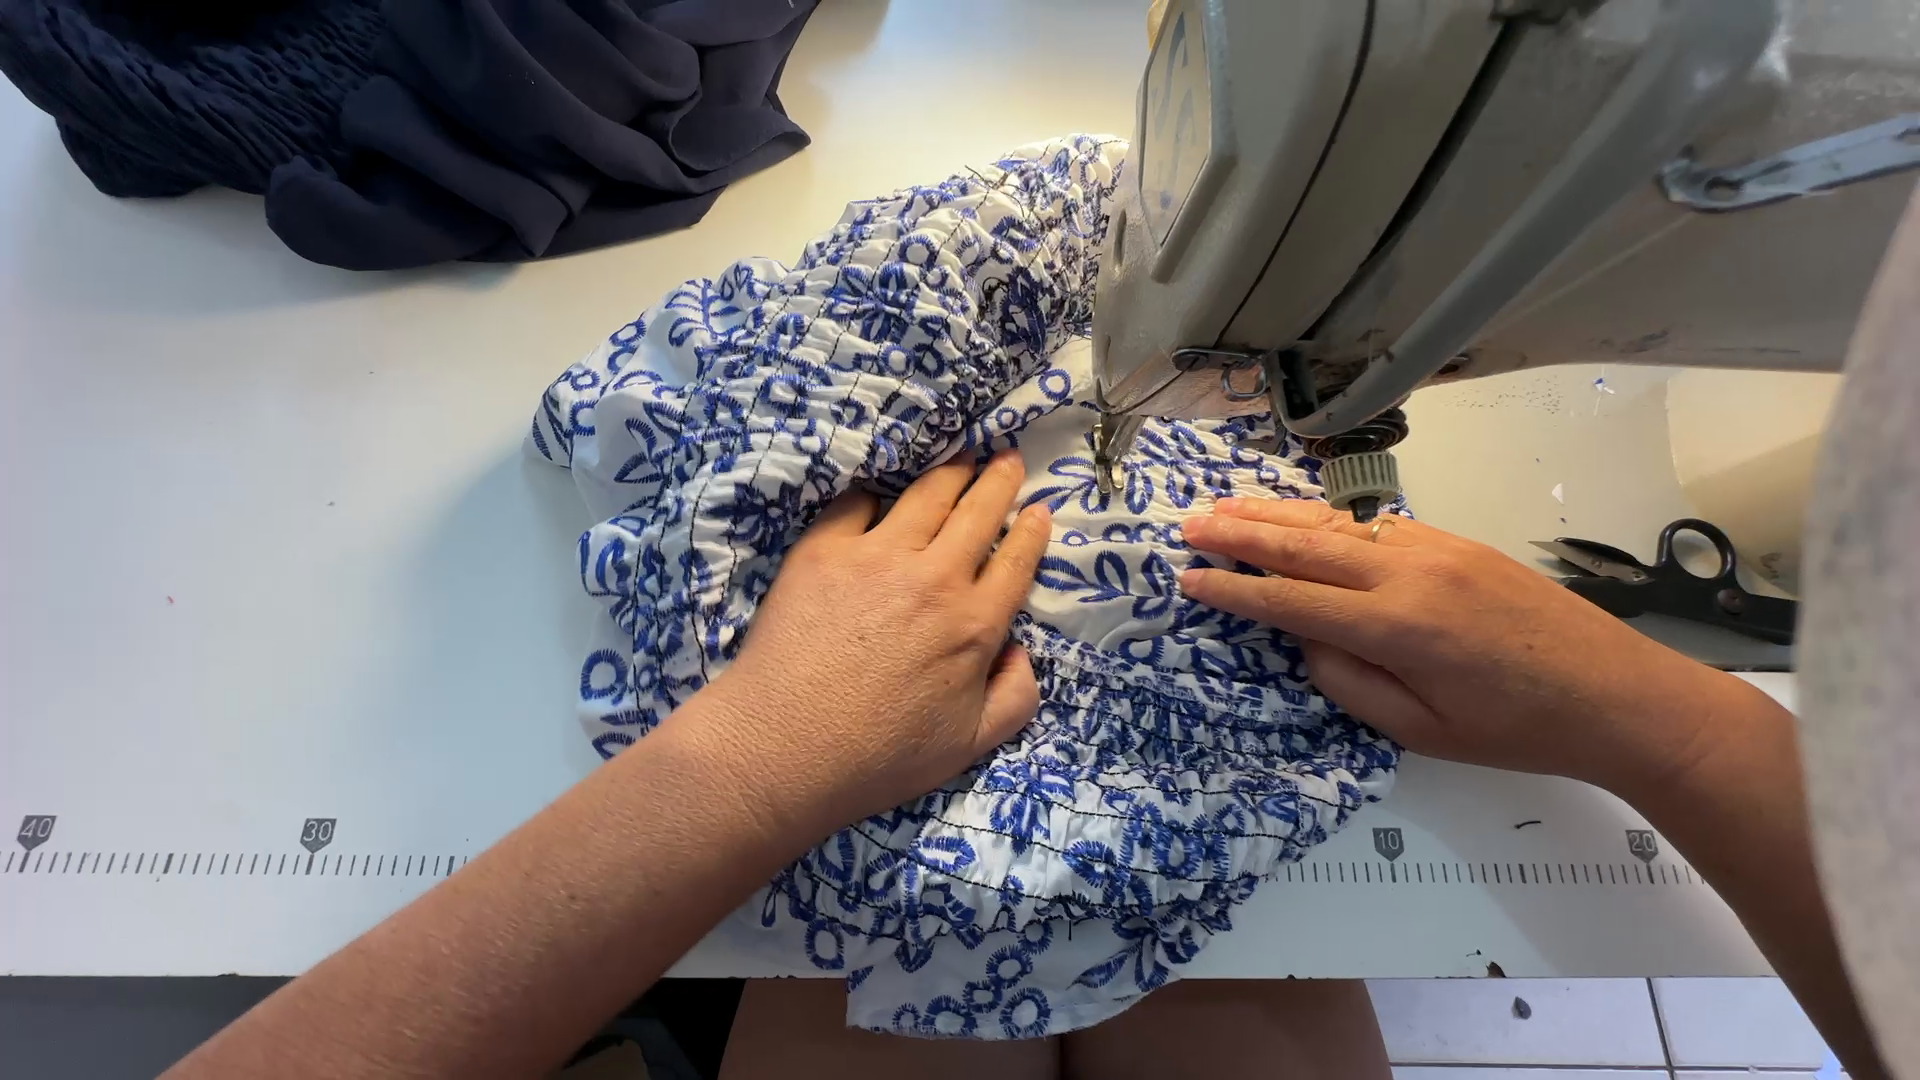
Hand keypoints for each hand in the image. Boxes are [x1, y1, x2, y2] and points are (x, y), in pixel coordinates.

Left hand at [692, 451, 1051, 833]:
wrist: (784, 748)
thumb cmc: (880, 756)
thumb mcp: (970, 746)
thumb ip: (1016, 698)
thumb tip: (1021, 651)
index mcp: (974, 624)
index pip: (1015, 561)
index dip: (1030, 530)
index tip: (1038, 508)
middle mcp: (934, 578)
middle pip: (977, 512)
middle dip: (998, 479)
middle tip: (1006, 458)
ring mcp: (876, 557)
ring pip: (926, 495)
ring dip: (951, 471)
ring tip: (961, 457)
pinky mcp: (824, 549)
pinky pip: (858, 503)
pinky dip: (877, 493)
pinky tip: (883, 490)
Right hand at [1178, 498, 1751, 794]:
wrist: (1625, 697)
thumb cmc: (1516, 730)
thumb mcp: (1420, 729)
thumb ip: (1347, 680)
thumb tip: (1306, 636)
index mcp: (1396, 628)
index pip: (1290, 601)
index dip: (1233, 590)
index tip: (1188, 578)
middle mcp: (1407, 574)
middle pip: (1302, 545)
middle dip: (1238, 534)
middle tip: (1189, 523)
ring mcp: (1433, 548)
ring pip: (1332, 523)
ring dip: (1272, 513)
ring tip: (1224, 505)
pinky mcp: (1453, 540)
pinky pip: (1371, 522)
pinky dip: (1321, 515)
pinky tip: (1295, 512)